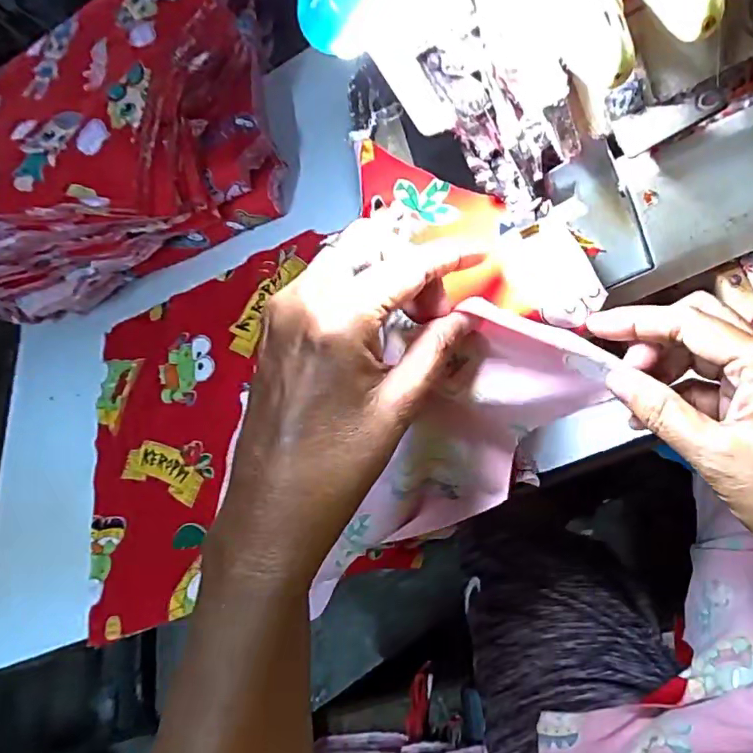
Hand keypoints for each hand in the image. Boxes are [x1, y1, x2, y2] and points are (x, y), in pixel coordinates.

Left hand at [214, 219, 486, 585]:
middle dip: (410, 261)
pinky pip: (321, 281)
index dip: (448, 256)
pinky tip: (376, 321)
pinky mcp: (273, 324)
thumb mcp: (398, 406)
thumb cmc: (339, 464)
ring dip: (383, 271)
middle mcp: (303, 298)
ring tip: (410, 317)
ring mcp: (281, 308)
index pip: (405, 266)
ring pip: (342, 258)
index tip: (479, 252)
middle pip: (367, 245)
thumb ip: (435, 351)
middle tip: (434, 308)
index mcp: (338, 317)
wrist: (272, 506)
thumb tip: (465, 317)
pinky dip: (356, 285)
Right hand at [585, 293, 752, 577]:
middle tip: (621, 369)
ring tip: (634, 399)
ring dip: (664, 368)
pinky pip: (711, 381)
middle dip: (653, 340)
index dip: (636, 322)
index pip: (689, 322)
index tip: (598, 327)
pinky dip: (680, 392)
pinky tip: (654, 413)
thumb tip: (617, 380)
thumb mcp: (712, 453)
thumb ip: (660, 410)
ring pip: (702, 352)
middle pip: (698, 324)